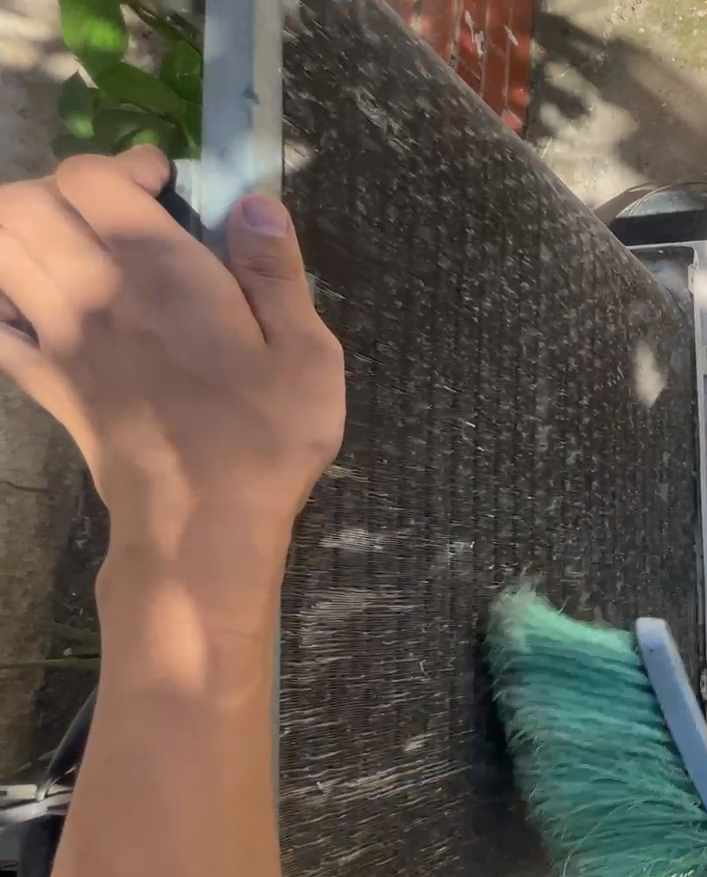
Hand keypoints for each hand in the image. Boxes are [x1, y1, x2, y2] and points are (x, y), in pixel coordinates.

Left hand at [0, 146, 343, 549]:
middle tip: (128, 213)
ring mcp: (53, 332)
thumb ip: (277, 275)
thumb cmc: (272, 431)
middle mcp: (90, 289)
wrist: (203, 510)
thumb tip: (255, 202)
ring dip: (26, 225)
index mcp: (163, 276)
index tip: (171, 180)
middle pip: (26, 200)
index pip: (98, 181)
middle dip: (70, 188)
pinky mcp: (39, 374)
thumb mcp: (309, 354)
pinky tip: (38, 299)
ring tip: (84, 245)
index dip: (127, 166)